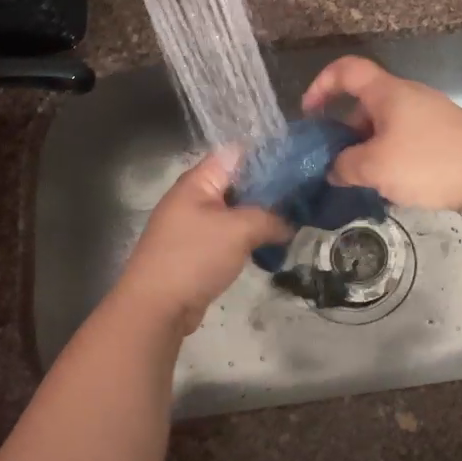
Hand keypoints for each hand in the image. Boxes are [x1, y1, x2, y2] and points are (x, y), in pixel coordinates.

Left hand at [116, 150, 290, 334]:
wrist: (157, 307)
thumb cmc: (194, 257)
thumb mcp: (239, 230)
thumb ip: (270, 219)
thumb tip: (290, 224)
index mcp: (197, 182)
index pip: (235, 154)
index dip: (266, 154)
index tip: (297, 162)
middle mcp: (194, 198)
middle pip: (238, 182)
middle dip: (270, 187)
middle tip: (304, 192)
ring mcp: (195, 225)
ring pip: (236, 210)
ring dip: (262, 215)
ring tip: (296, 217)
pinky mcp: (199, 250)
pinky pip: (230, 234)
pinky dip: (251, 236)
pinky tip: (274, 243)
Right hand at [301, 57, 461, 211]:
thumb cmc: (426, 164)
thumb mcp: (374, 168)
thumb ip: (345, 165)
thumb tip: (335, 168)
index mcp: (389, 92)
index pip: (346, 70)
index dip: (321, 85)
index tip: (310, 114)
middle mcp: (411, 95)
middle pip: (367, 102)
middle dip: (346, 130)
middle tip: (338, 162)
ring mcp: (433, 113)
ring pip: (388, 124)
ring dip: (370, 147)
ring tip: (366, 180)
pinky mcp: (449, 133)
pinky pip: (409, 137)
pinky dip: (393, 154)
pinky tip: (396, 184)